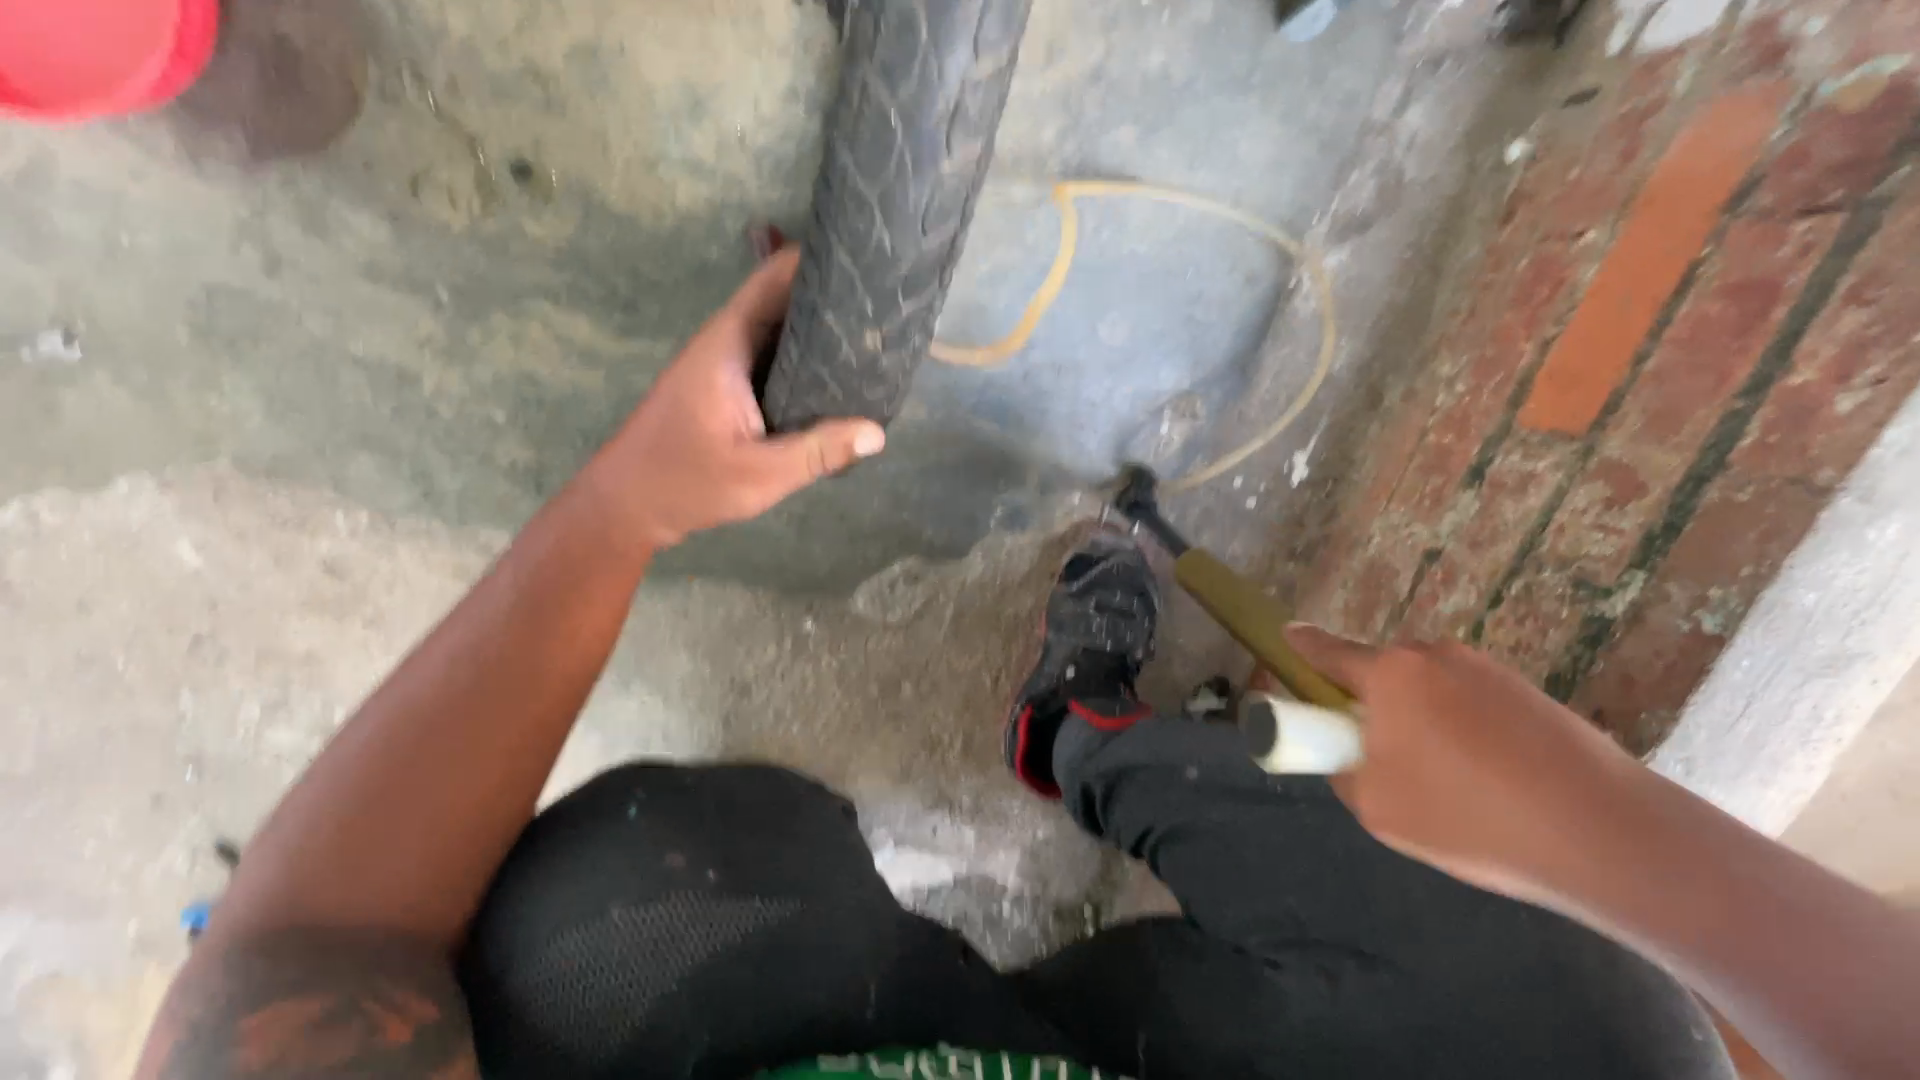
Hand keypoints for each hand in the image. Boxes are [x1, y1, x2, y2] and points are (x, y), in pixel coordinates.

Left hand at [585, 248, 885, 551]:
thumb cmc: (685, 484)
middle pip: (785, 299)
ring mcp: (727, 364)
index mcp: (728, 344)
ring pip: (781, 331)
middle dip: (832, 296)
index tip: (867, 259)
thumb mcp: (758, 475)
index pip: (775, 278)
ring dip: (822, 330)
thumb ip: (819, 452)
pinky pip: (776, 357)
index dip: (819, 261)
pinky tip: (842, 376)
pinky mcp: (729, 387)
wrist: (627, 506)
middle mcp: (727, 342)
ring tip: (877, 332)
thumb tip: (878, 433)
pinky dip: (807, 359)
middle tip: (888, 302)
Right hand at [1284, 625, 1641, 904]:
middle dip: (1369, 706)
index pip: (1324, 651)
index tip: (1283, 640)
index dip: (1297, 649)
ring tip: (1449, 785)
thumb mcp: (1376, 807)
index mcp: (1389, 674)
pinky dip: (1462, 732)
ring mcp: (1486, 669)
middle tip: (1383, 762)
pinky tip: (1489, 783)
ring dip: (1419, 722)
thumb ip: (1345, 771)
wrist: (1606, 835)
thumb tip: (1356, 755)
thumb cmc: (1470, 816)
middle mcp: (1433, 656)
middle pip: (1378, 673)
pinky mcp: (1528, 691)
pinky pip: (1468, 704)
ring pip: (1426, 690)